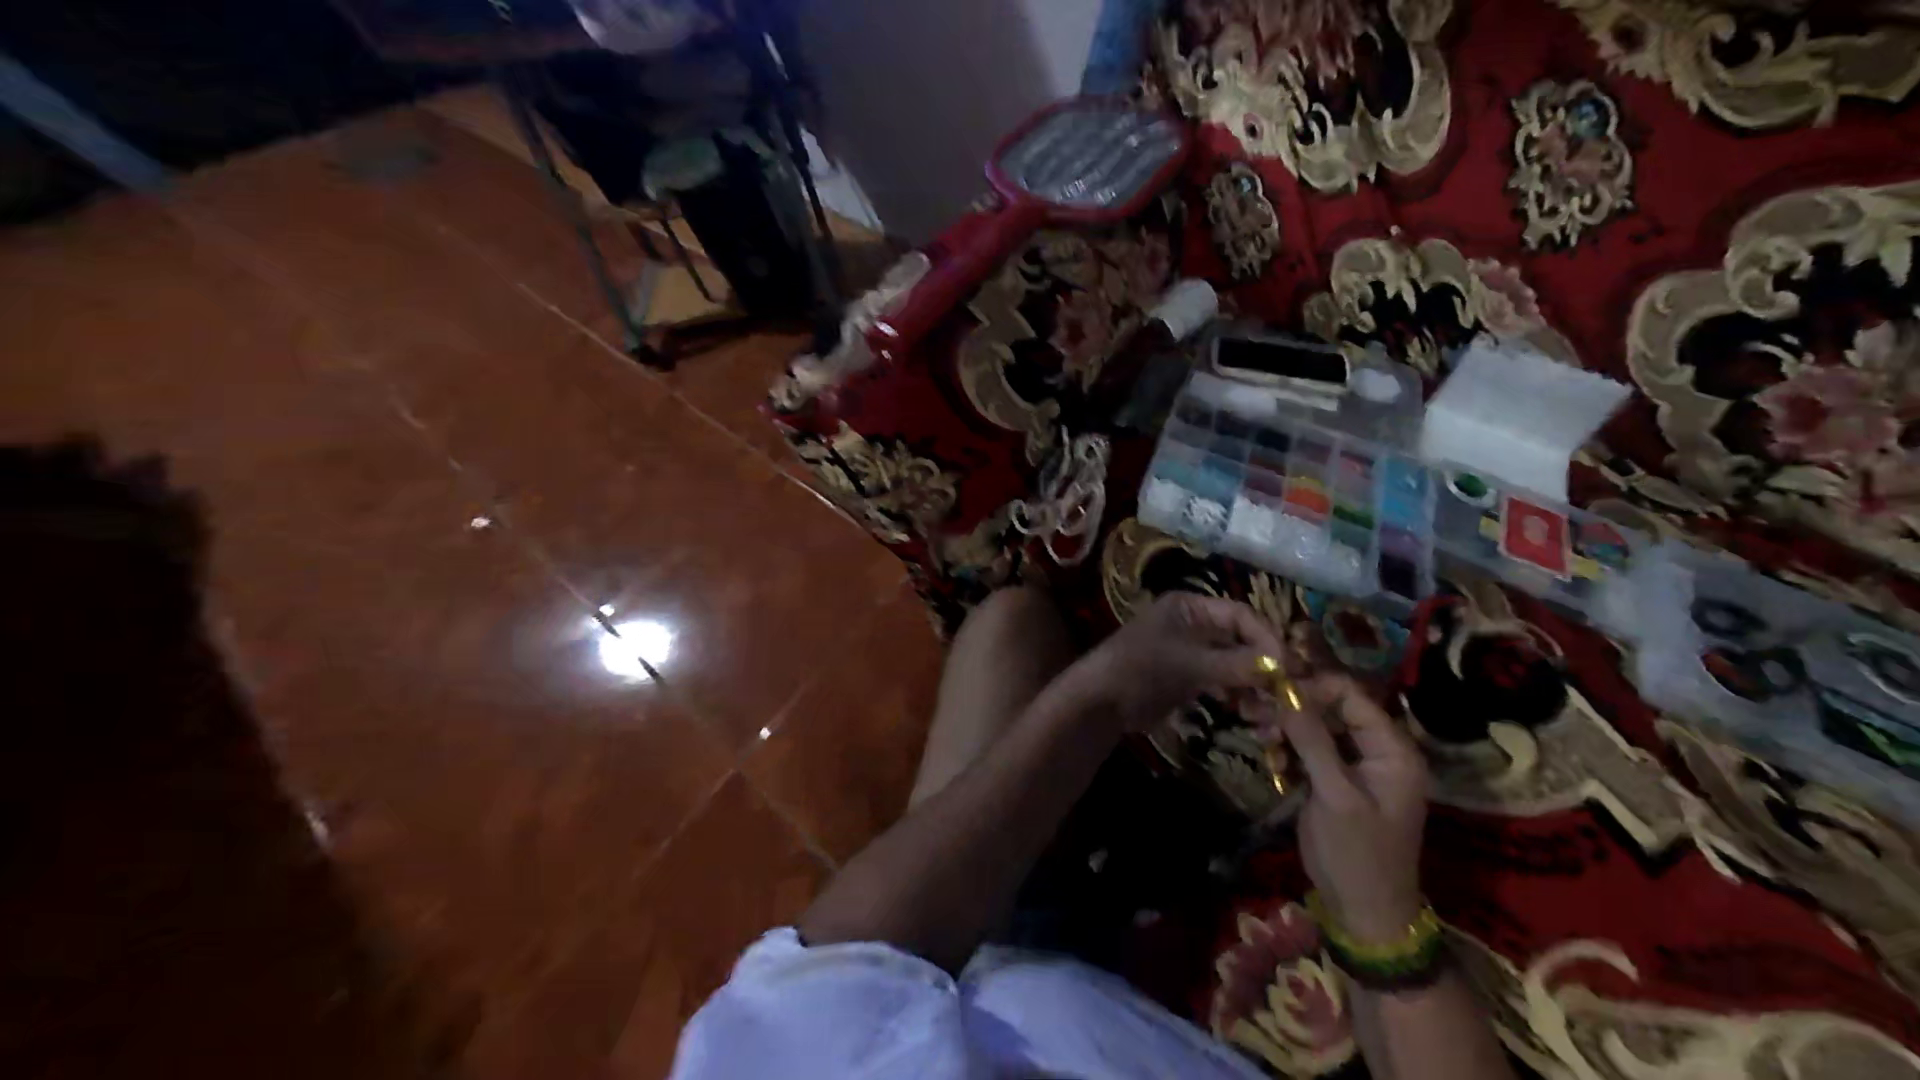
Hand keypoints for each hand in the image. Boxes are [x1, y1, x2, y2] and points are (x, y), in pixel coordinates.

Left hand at [1066, 593, 1283, 733]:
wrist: (1101, 702)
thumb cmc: (1140, 669)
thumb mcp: (1190, 664)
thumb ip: (1236, 664)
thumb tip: (1285, 666)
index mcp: (1190, 607)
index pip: (1242, 615)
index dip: (1267, 639)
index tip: (1288, 667)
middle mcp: (1194, 624)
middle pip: (1243, 641)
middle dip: (1266, 666)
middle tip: (1291, 693)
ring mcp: (1192, 653)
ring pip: (1237, 666)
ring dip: (1256, 687)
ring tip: (1270, 712)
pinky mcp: (1190, 679)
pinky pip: (1225, 684)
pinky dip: (1240, 698)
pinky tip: (1254, 717)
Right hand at [1278, 674, 1428, 942]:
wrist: (1363, 909)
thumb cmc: (1358, 853)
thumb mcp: (1336, 796)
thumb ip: (1314, 742)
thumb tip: (1288, 695)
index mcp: (1392, 751)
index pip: (1352, 696)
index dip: (1313, 688)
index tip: (1273, 693)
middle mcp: (1377, 751)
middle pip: (1332, 708)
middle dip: (1294, 707)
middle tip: (1255, 712)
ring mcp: (1356, 766)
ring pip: (1316, 727)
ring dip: (1286, 728)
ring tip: (1261, 737)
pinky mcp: (1335, 780)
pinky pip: (1310, 749)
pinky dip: (1289, 748)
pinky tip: (1271, 758)